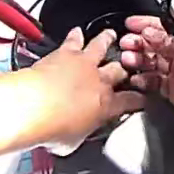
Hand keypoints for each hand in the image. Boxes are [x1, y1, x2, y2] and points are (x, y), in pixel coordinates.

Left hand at [23, 28, 146, 152]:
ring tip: (110, 35)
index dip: (137, 99)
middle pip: (119, 70)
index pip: (130, 101)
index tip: (140, 98)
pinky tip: (76, 31)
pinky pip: (74, 39)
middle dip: (124, 69)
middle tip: (125, 67)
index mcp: (106, 105)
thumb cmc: (53, 127)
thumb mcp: (74, 142)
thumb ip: (82, 132)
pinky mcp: (65, 52)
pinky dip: (76, 34)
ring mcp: (83, 63)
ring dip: (106, 40)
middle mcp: (99, 80)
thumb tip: (76, 134)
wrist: (33, 105)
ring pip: (101, 46)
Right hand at [120, 16, 173, 146]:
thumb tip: (150, 31)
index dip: (148, 25)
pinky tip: (136, 78)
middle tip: (126, 42)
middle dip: (140, 42)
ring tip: (127, 59)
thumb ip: (168, 42)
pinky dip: (145, 80)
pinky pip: (156, 82)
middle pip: (159, 45)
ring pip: (155, 63)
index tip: (132, 24)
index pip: (168, 28)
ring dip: (140, 60)